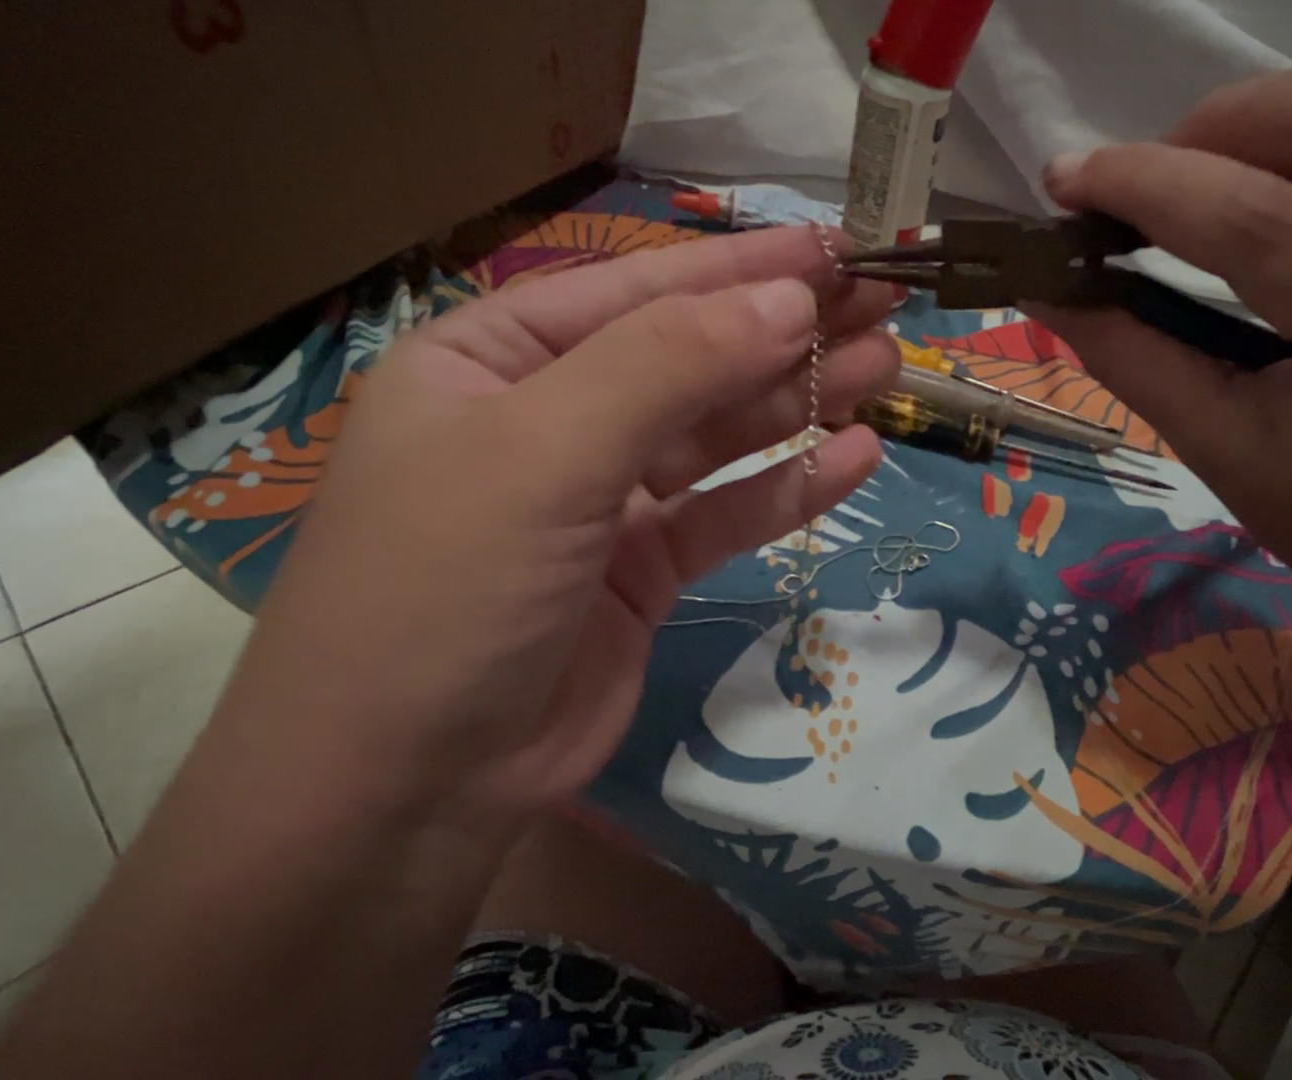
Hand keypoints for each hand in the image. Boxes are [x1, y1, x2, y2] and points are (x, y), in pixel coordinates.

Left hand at [212, 227, 899, 830]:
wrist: (408, 787)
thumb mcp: (546, 452)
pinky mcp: (640, 573)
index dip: (742, 268)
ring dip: (797, 403)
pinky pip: (723, 515)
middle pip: (687, 358)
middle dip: (783, 333)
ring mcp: (597, 501)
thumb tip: (788, 299)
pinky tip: (852, 460)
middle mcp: (547, 419)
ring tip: (883, 370)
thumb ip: (669, 365)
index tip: (838, 251)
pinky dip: (785, 488)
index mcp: (493, 358)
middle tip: (884, 309)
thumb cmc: (448, 588)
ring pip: (714, 436)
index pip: (636, 289)